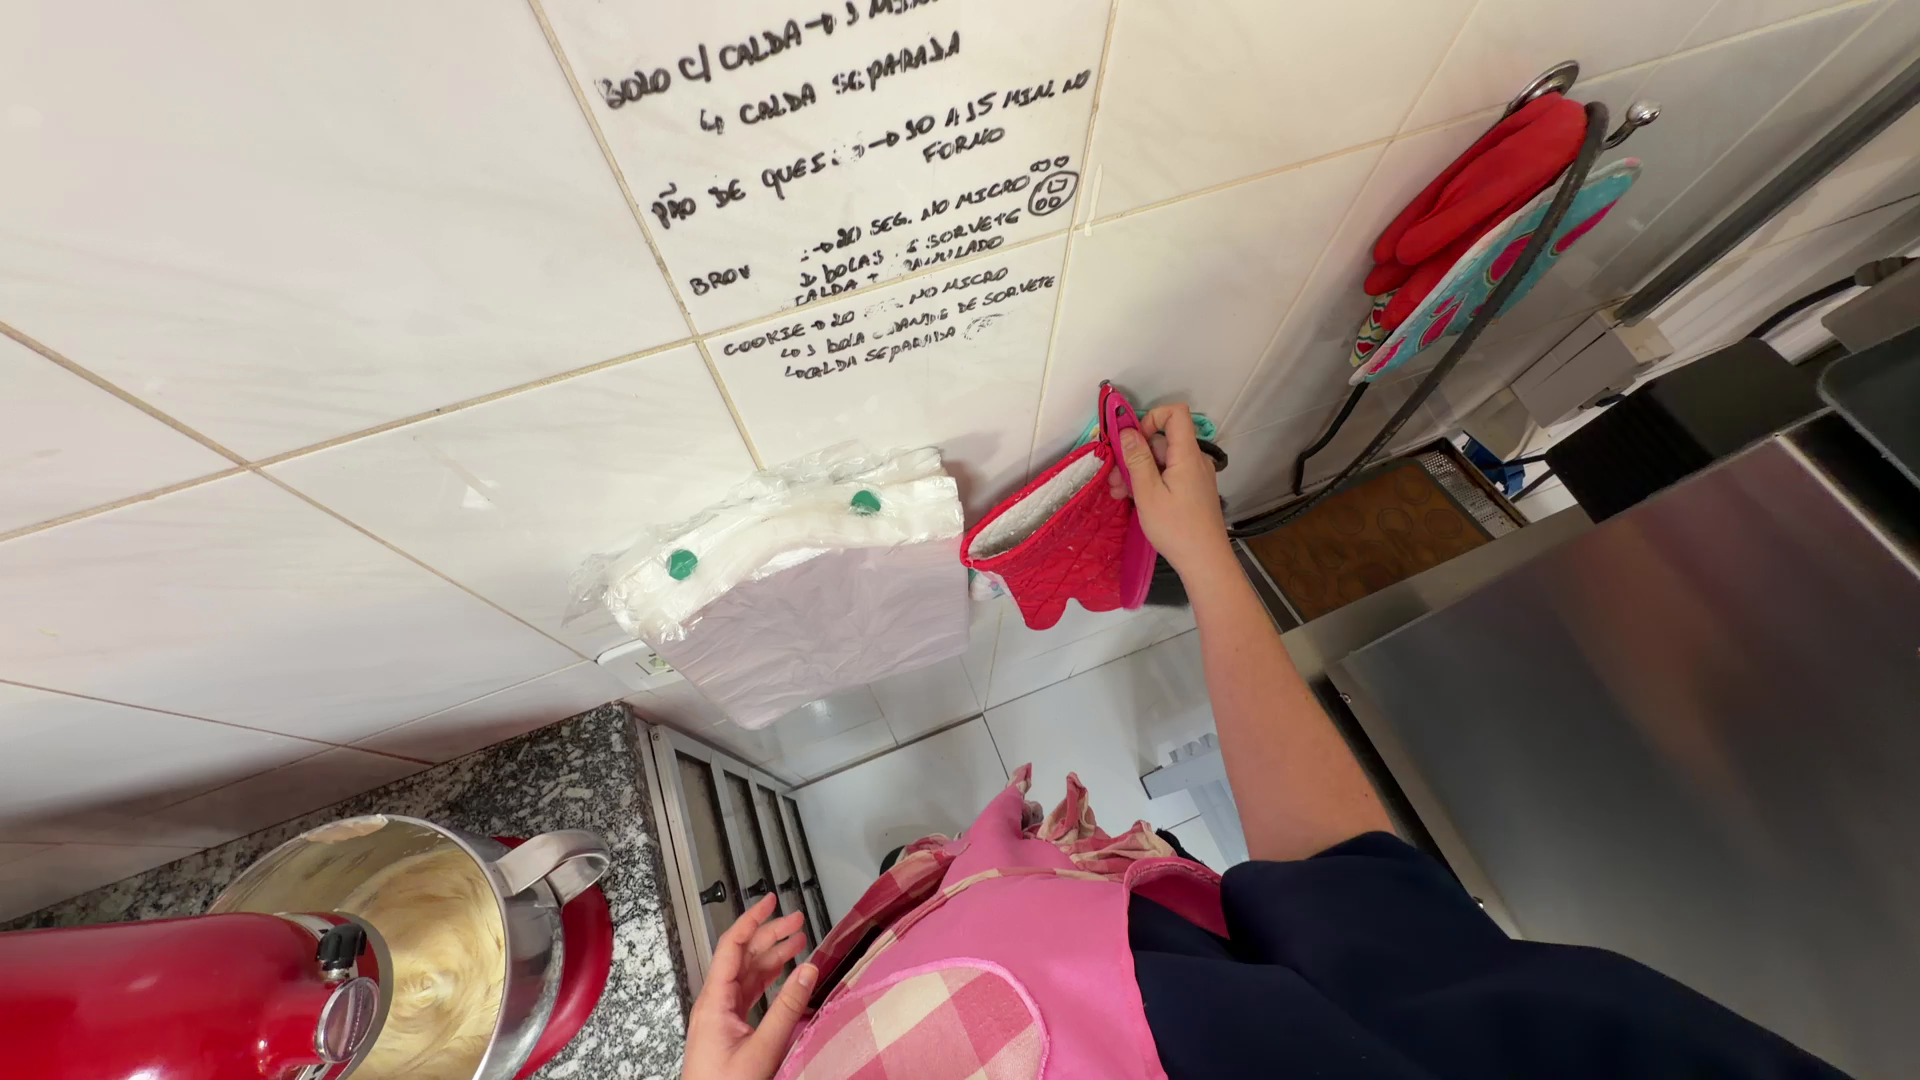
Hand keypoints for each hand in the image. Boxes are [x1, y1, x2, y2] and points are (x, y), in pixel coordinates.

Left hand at [683, 895, 815, 1079]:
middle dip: (771, 934)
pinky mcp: (728, 1029)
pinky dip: (769, 976)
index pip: (733, 945)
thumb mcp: (762, 1050)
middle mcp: (715, 1003)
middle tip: (798, 920)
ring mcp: (721, 1016)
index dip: (752, 919)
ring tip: (799, 940)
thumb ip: (787, 1008)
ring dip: (773, 954)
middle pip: (743, 955)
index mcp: (714, 1001)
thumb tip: (809, 967)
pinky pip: (749, 991)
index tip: (771, 901)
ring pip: (747, 972)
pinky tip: (785, 972)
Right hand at [1111, 404, 1231, 574]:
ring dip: (1138, 471)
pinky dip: (1150, 482)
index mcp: (1186, 455)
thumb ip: (1137, 459)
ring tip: (1120, 494)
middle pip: (1162, 440)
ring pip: (1161, 460)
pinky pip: (1168, 475)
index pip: (1175, 413)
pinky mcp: (1192, 490)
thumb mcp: (1148, 493)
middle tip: (1115, 480)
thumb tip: (1127, 431)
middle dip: (1134, 454)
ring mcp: (1194, 475)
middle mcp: (1194, 460)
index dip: (1151, 418)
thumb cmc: (1176, 528)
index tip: (1133, 441)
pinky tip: (1134, 499)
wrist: (1204, 560)